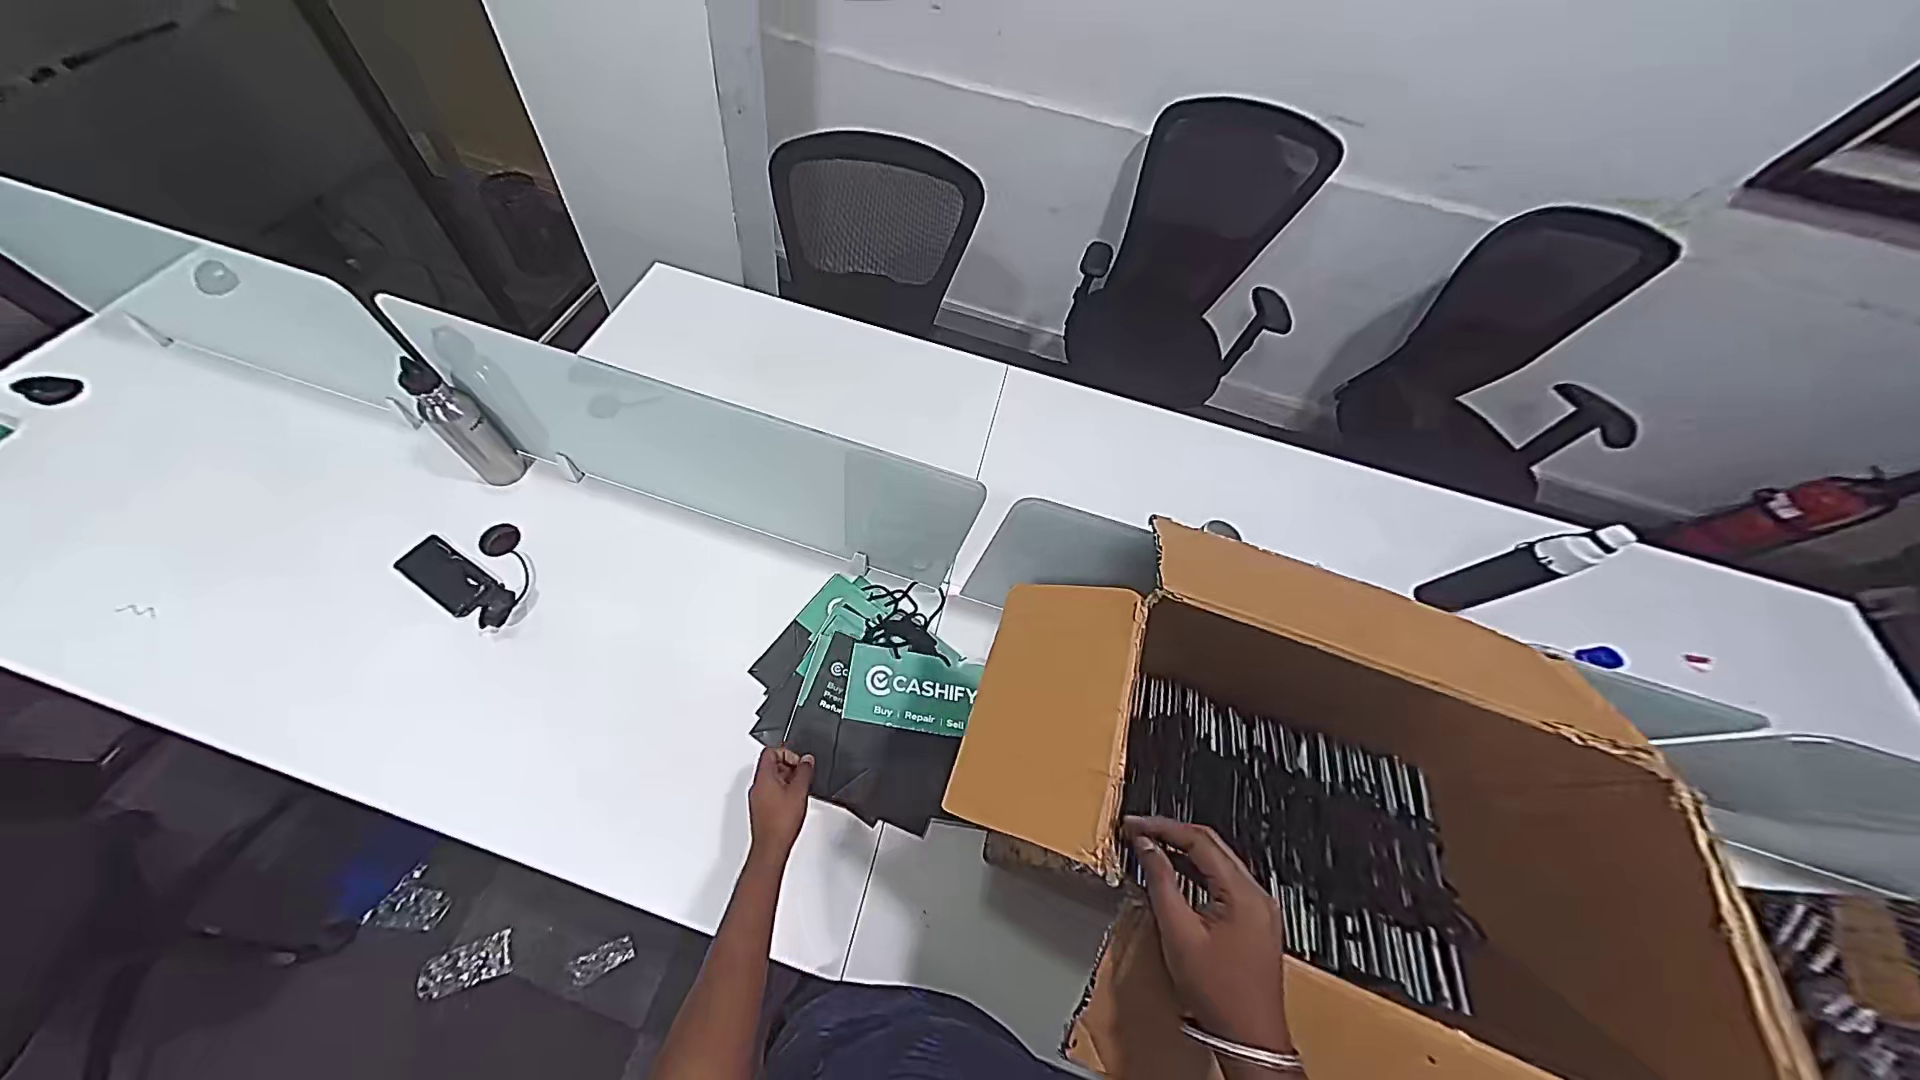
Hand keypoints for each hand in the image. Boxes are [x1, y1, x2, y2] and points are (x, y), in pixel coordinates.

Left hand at [748, 745, 813, 863]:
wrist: (771, 847)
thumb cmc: (781, 822)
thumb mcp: (800, 790)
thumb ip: (804, 771)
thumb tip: (807, 760)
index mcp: (764, 777)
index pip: (770, 752)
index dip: (787, 753)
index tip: (799, 762)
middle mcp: (757, 786)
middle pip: (770, 764)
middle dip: (789, 766)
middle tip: (802, 774)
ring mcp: (757, 798)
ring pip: (771, 779)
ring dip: (787, 779)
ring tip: (800, 789)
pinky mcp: (760, 809)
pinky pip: (770, 792)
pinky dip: (782, 791)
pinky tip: (793, 801)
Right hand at [1124, 816, 1291, 1052]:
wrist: (1250, 1041)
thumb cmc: (1217, 994)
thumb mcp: (1178, 932)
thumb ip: (1161, 881)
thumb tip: (1146, 846)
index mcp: (1243, 893)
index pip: (1198, 840)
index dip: (1162, 827)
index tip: (1134, 825)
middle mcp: (1257, 894)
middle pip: (1210, 844)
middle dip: (1171, 833)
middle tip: (1138, 829)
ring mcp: (1260, 906)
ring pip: (1217, 860)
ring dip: (1183, 849)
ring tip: (1150, 844)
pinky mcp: (1255, 919)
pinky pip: (1224, 880)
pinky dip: (1197, 870)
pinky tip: (1175, 871)